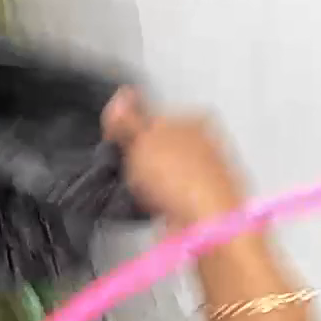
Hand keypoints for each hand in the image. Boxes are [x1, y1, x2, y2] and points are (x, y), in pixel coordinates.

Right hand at [102, 88, 248, 227]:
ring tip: (140, 185)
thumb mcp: (141, 139)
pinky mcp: (193, 196)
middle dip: (135, 153)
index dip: (125, 128)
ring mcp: (200, 170)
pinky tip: (150, 200)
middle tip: (128, 162)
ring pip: (154, 168)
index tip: (115, 138)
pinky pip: (160, 191)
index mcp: (195, 118)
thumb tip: (119, 97)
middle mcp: (203, 141)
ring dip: (141, 178)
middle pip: (152, 141)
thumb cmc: (186, 179)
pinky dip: (150, 196)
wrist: (205, 223)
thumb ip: (126, 119)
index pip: (148, 114)